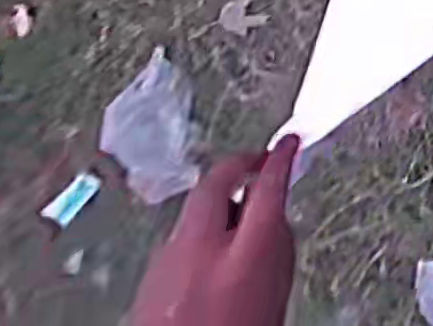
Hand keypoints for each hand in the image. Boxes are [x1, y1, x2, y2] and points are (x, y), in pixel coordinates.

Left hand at [129, 136, 299, 325]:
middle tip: (257, 161)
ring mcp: (164, 269)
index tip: (288, 144)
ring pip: (192, 212)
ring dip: (217, 203)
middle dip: (238, 165)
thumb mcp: (276, 288)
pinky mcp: (145, 284)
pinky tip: (210, 254)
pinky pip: (177, 240)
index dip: (281, 158)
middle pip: (215, 184)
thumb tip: (273, 206)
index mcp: (244, 256)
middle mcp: (198, 254)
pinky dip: (198, 233)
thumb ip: (275, 240)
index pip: (267, 186)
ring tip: (237, 216)